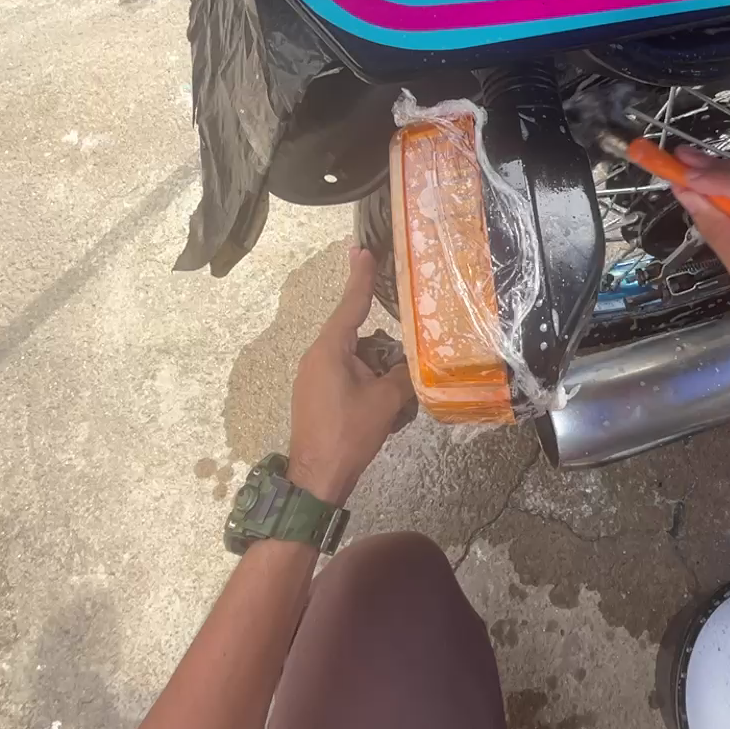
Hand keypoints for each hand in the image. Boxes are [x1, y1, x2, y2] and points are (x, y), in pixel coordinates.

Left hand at [286, 247, 417, 504]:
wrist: (315, 480)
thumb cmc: (348, 433)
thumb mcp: (386, 400)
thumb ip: (403, 374)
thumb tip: (414, 364)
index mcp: (330, 349)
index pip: (350, 303)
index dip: (360, 275)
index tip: (361, 248)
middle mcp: (317, 356)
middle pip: (358, 333)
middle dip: (384, 347)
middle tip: (403, 354)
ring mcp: (314, 376)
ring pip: (356, 357)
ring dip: (378, 369)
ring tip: (396, 395)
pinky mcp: (317, 393)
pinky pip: (348, 374)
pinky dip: (368, 381)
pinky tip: (385, 405)